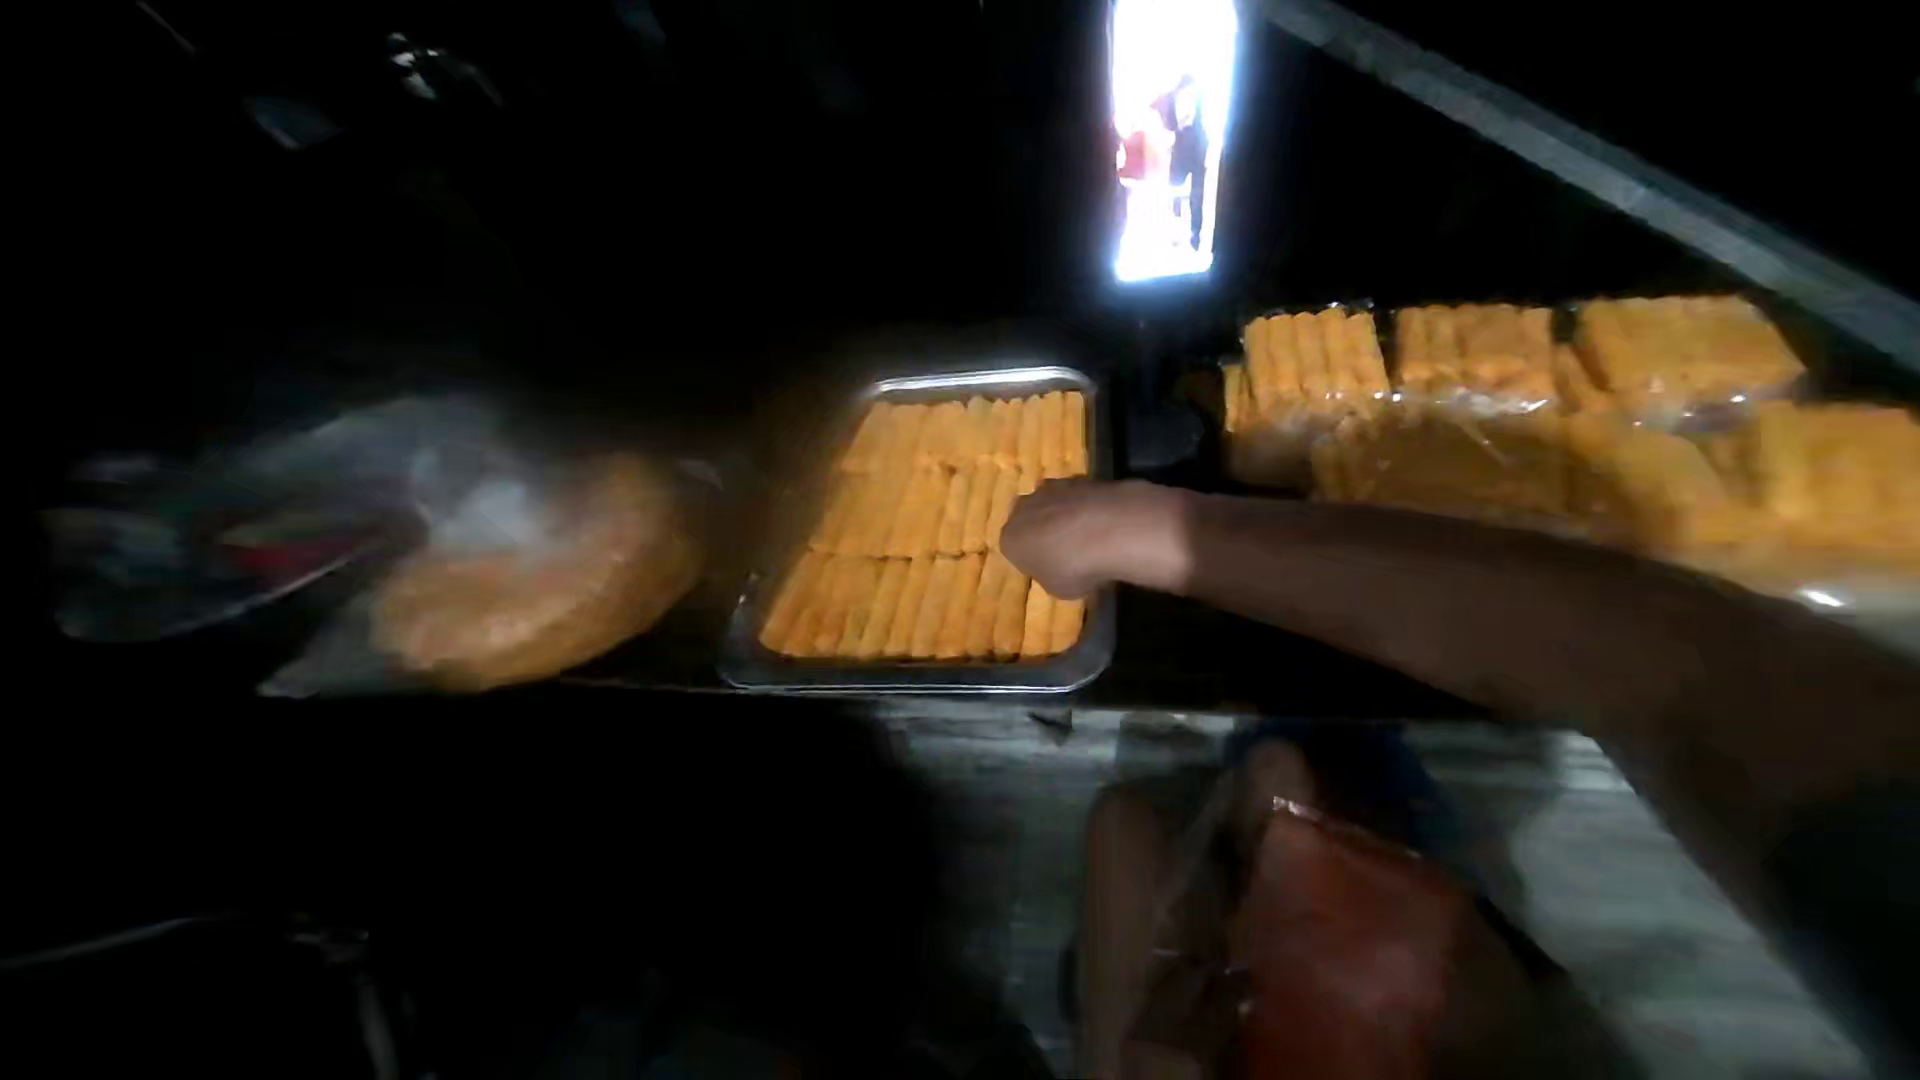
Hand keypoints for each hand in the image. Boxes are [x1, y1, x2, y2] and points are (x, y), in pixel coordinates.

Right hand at [1001, 479, 1187, 597]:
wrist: (1110, 530)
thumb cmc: (1074, 568)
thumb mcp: (1058, 588)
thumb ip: (1051, 575)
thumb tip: (1057, 568)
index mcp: (1010, 538)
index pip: (1015, 550)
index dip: (1033, 560)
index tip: (1050, 569)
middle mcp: (1024, 509)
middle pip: (1030, 520)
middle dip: (1043, 531)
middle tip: (1066, 550)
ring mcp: (1052, 489)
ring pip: (1053, 504)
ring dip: (1065, 516)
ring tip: (1091, 536)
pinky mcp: (1080, 478)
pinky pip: (1079, 497)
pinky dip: (1088, 507)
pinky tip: (1107, 523)